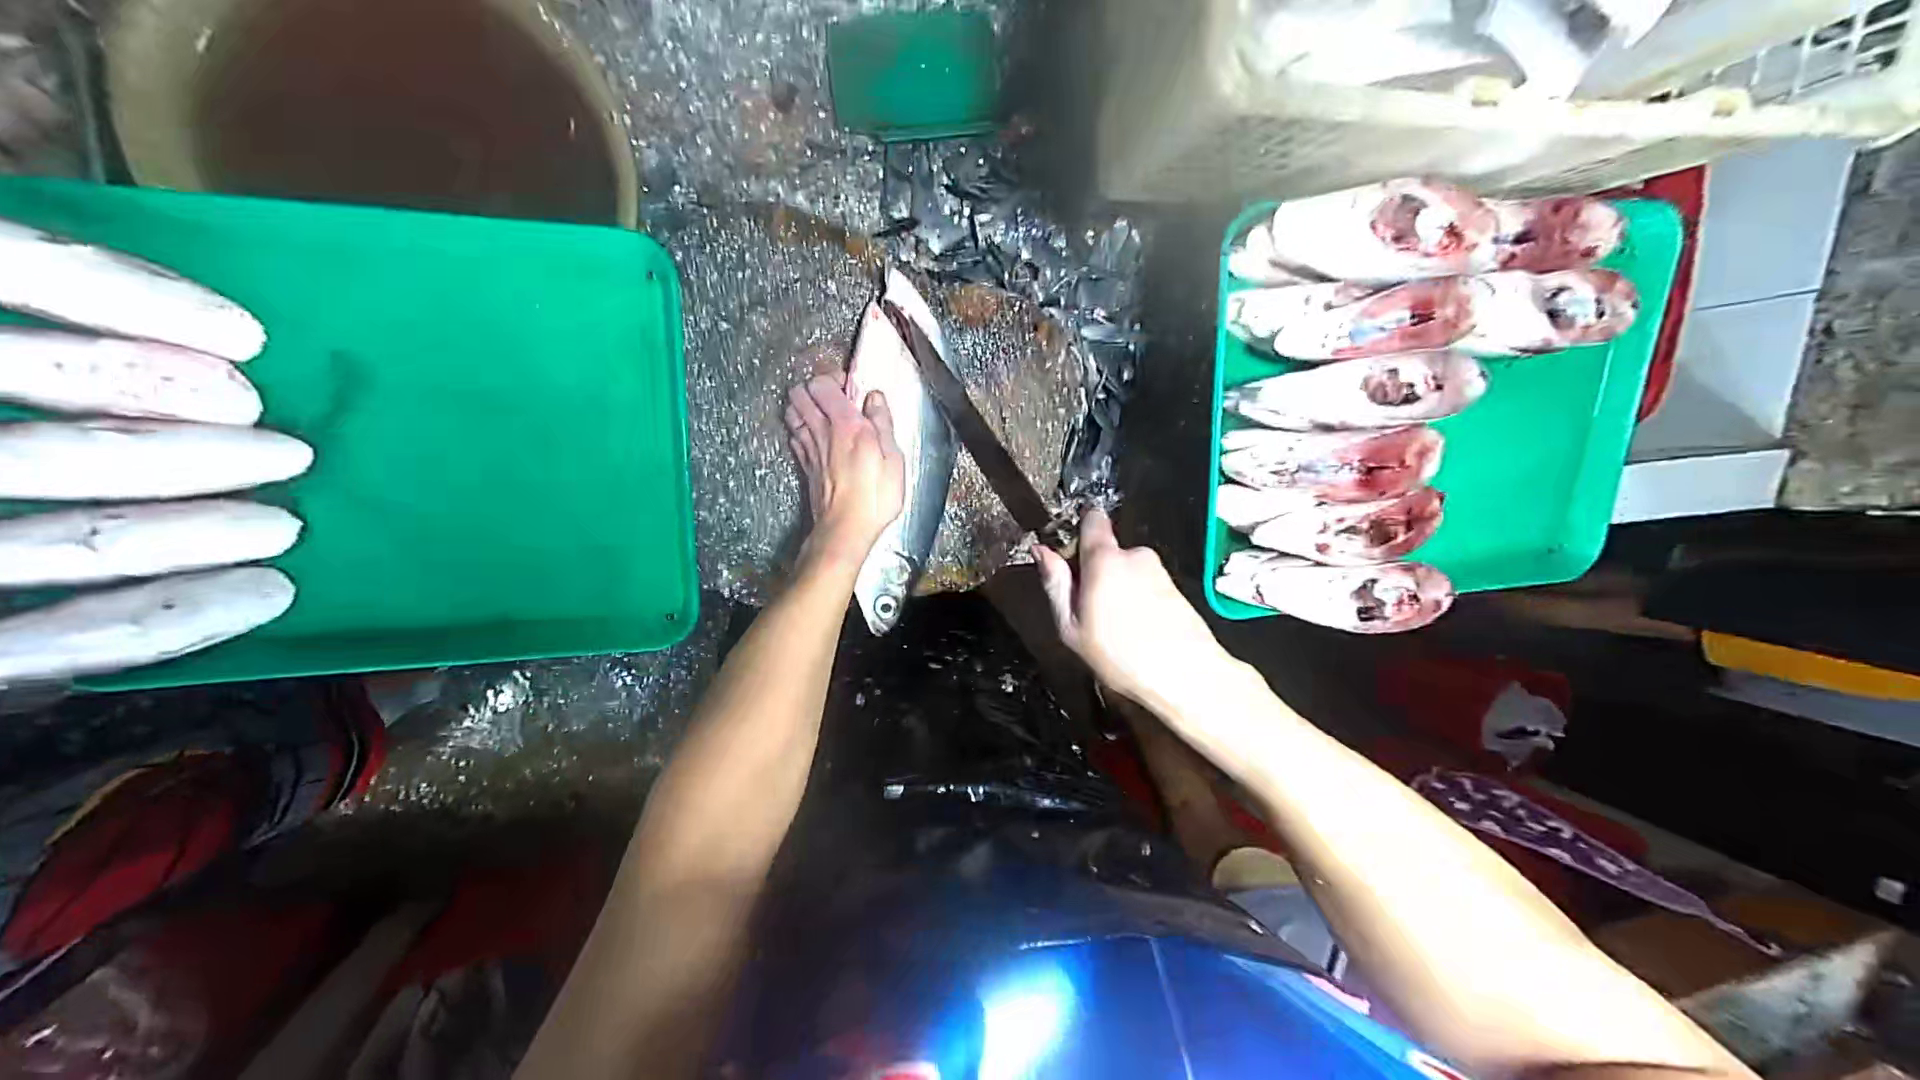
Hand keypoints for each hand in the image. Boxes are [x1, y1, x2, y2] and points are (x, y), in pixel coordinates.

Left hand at [785, 374, 905, 570]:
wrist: (845, 529)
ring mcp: (809, 448)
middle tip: (836, 398)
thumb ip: (882, 423)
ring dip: (804, 406)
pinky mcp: (805, 465)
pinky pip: (794, 435)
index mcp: (846, 425)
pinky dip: (800, 428)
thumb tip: (874, 398)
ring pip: (792, 412)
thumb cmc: (874, 498)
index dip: (835, 379)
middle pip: (799, 392)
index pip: (822, 383)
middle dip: (814, 388)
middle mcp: (822, 432)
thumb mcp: (892, 458)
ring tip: (824, 413)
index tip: (852, 389)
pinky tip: (815, 435)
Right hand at [1035, 510, 1239, 712]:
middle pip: (1107, 552)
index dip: (1077, 533)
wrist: (1187, 678)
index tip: (1068, 557)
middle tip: (1087, 611)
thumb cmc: (1124, 657)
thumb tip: (1041, 552)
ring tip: (1113, 629)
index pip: (1092, 520)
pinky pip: (1145, 587)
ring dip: (1117, 591)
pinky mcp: (1174, 589)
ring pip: (1126, 572)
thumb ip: (1055, 583)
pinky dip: (1137, 603)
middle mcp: (1135, 556)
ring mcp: (1158, 572)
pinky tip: (1135, 633)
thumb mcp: (1071, 627)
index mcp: (1105, 559)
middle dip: (1095, 573)